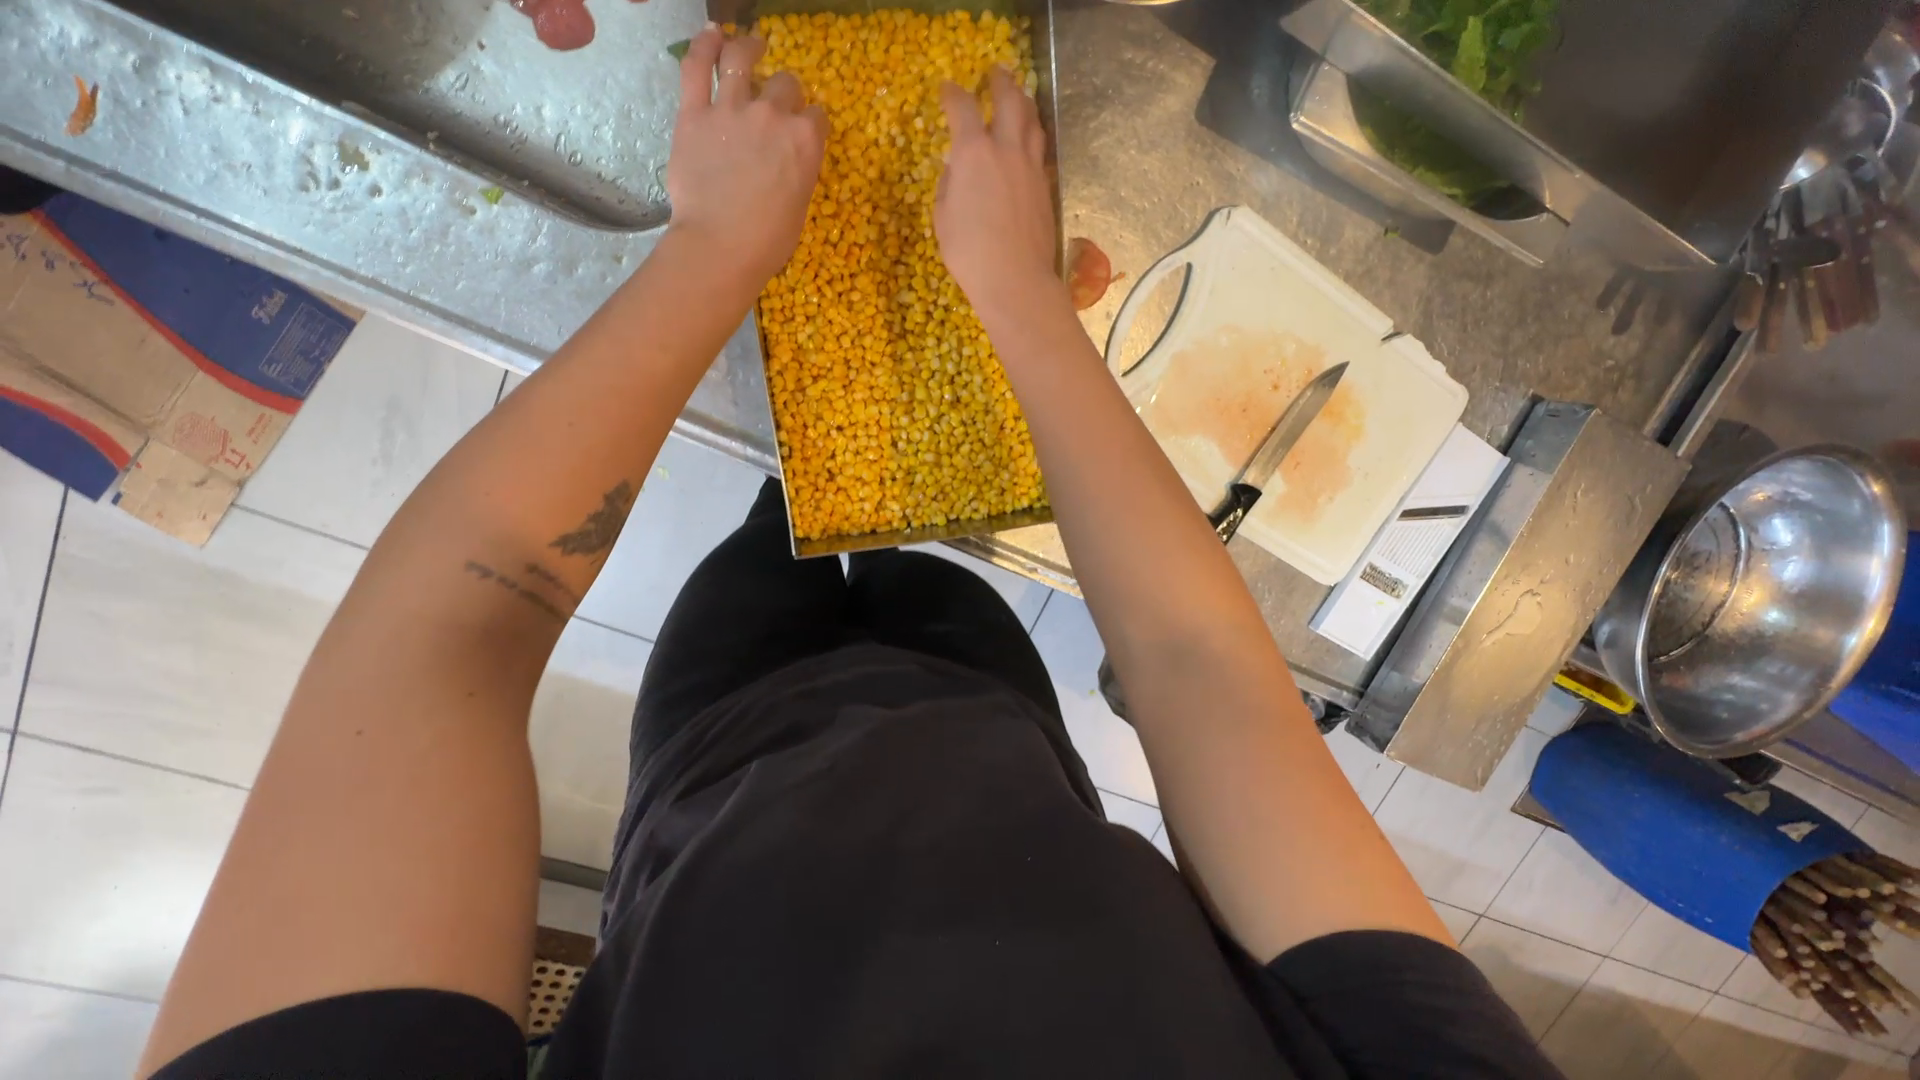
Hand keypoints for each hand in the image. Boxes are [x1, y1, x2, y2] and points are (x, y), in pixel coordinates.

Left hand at [666, 28, 826, 288]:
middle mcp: (773, 115)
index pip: (817, 116)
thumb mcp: (799, 206)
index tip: (805, 128)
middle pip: (785, 85)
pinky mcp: (694, 114)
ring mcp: (732, 110)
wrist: (721, 246)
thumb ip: (798, 172)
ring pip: (741, 60)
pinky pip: (697, 67)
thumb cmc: (768, 241)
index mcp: (806, 142)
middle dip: (785, 91)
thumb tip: (788, 162)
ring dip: (748, 48)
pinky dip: (703, 45)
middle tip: (777, 99)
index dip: (811, 121)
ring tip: (749, 45)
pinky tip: (711, 34)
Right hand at [935, 68, 1063, 317]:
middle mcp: (1005, 149)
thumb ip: (950, 184)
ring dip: (1024, 104)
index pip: (962, 108)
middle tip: (996, 74)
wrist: (1015, 278)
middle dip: (1000, 83)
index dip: (953, 94)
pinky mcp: (1045, 186)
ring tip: (1019, 98)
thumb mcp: (944, 217)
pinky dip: (1033, 137)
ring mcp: (1030, 167)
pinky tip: (1029, 142)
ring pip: (1032, 121)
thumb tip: (957, 168)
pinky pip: (1039, 150)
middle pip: (1009, 100)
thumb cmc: (969, 252)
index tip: (948, 89)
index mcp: (973, 153)